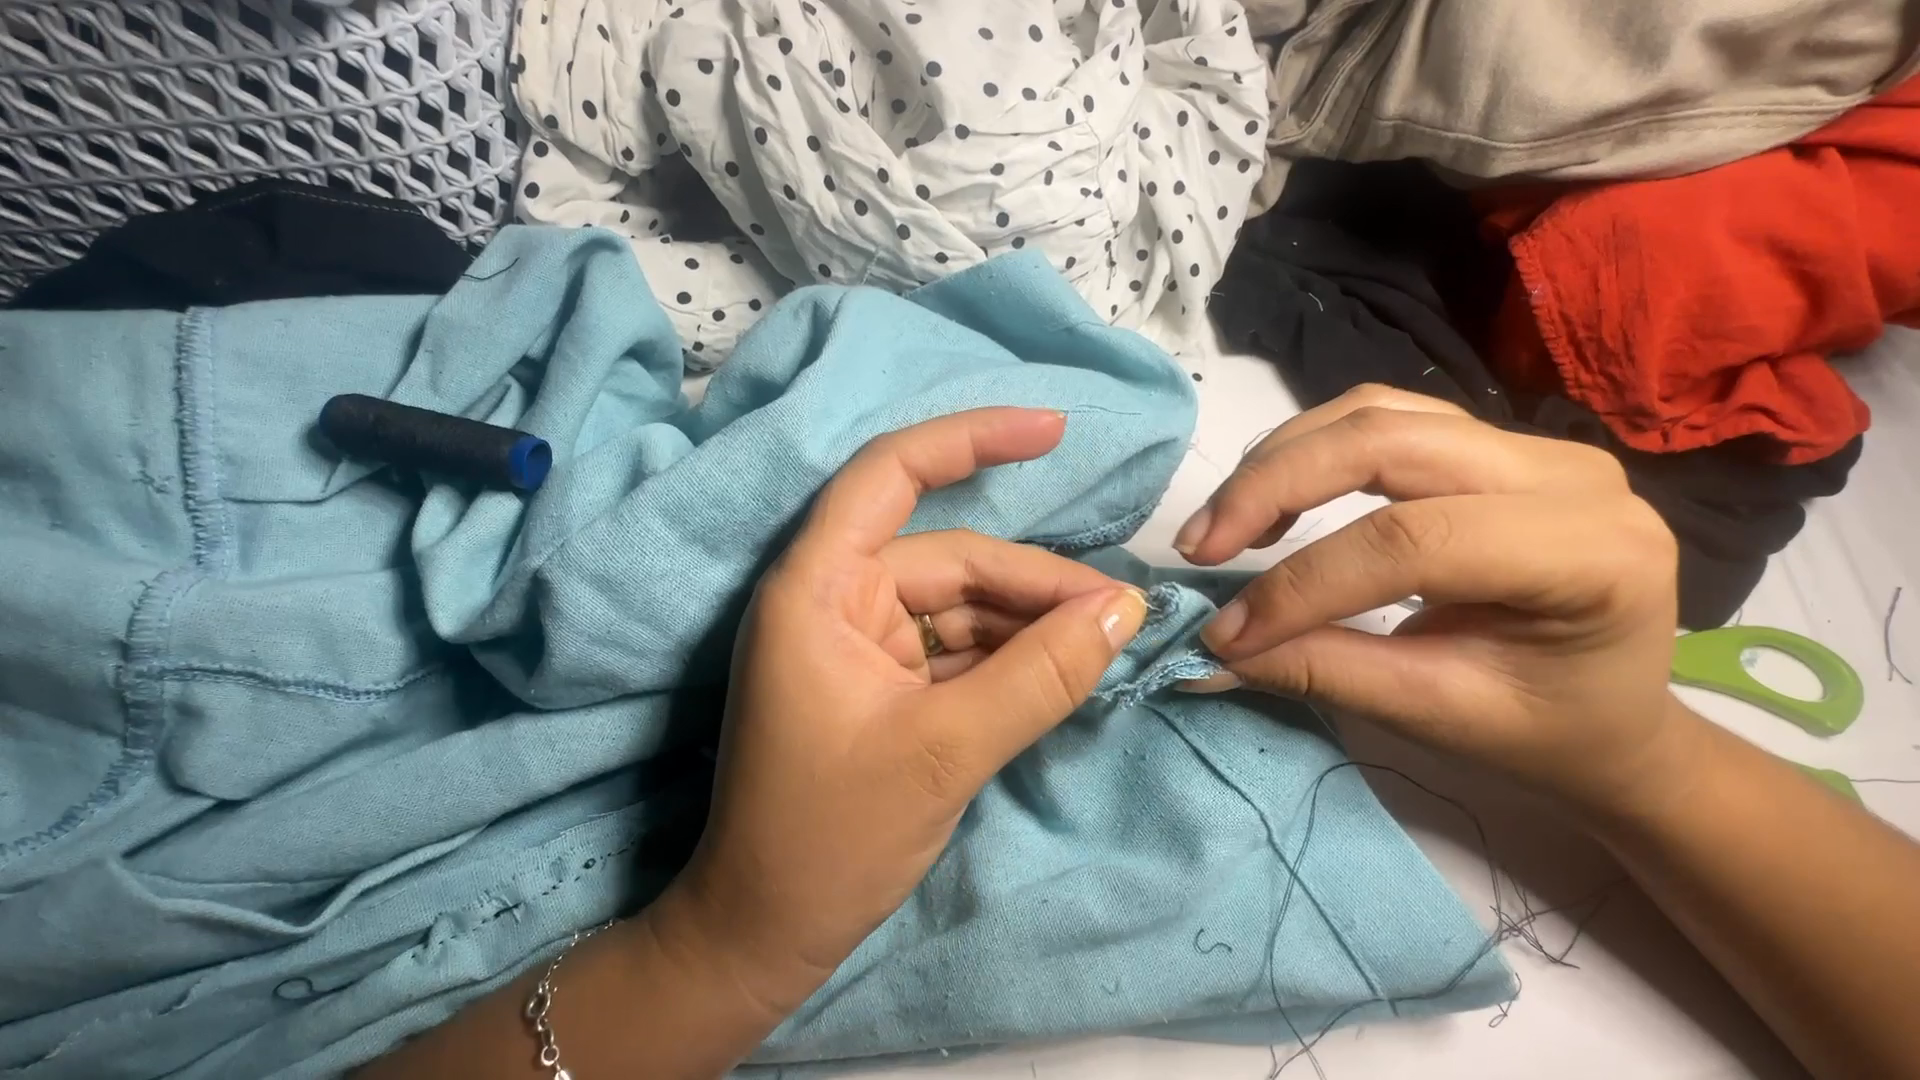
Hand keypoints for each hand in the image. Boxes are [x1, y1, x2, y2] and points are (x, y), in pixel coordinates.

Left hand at [665, 407, 1148, 1014]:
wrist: (765, 931)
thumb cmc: (828, 840)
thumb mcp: (944, 753)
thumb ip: (1038, 677)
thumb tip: (1122, 611)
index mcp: (817, 589)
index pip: (891, 475)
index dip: (971, 439)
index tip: (1053, 428)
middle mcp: (834, 599)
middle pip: (950, 558)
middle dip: (1034, 583)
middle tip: (1118, 613)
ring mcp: (857, 642)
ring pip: (960, 604)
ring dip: (1028, 622)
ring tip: (1101, 641)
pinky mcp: (880, 682)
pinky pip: (955, 646)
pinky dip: (1007, 655)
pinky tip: (1060, 667)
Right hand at [1174, 385, 1690, 813]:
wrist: (1611, 716)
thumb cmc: (1541, 730)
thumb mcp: (1434, 714)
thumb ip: (1322, 670)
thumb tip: (1211, 651)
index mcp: (1588, 554)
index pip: (1412, 541)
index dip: (1302, 582)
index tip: (1225, 633)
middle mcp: (1566, 474)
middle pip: (1385, 441)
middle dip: (1271, 487)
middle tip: (1199, 546)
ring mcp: (1529, 447)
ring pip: (1374, 413)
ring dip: (1280, 460)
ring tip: (1223, 524)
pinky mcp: (1487, 444)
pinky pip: (1380, 417)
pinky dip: (1307, 449)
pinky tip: (1272, 495)